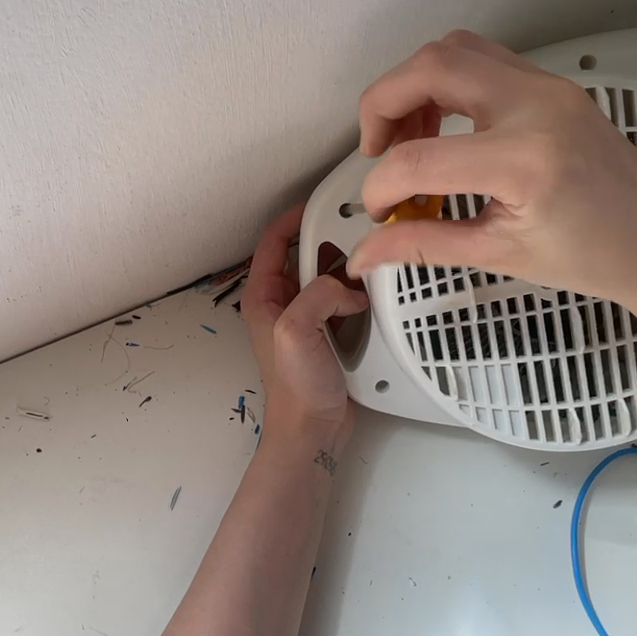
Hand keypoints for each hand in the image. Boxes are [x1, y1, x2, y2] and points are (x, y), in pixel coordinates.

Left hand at [241, 206, 368, 442]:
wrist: (312, 429)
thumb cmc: (295, 387)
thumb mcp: (297, 331)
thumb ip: (319, 295)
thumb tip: (348, 287)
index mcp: (263, 297)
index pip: (273, 242)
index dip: (296, 219)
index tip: (324, 206)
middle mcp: (282, 304)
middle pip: (305, 256)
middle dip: (330, 245)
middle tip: (356, 236)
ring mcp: (306, 320)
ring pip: (327, 278)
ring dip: (347, 271)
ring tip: (368, 265)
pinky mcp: (328, 335)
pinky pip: (344, 302)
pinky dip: (357, 296)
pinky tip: (373, 297)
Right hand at [343, 30, 636, 304]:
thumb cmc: (592, 256)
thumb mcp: (497, 254)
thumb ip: (421, 245)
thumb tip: (362, 254)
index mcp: (524, 160)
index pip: (418, 158)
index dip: (380, 187)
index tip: (380, 214)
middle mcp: (536, 105)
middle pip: (429, 66)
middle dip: (381, 105)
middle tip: (374, 151)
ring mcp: (548, 86)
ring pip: (454, 49)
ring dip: (413, 86)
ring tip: (407, 139)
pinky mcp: (552, 84)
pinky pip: (482, 59)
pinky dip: (444, 83)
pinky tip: (442, 129)